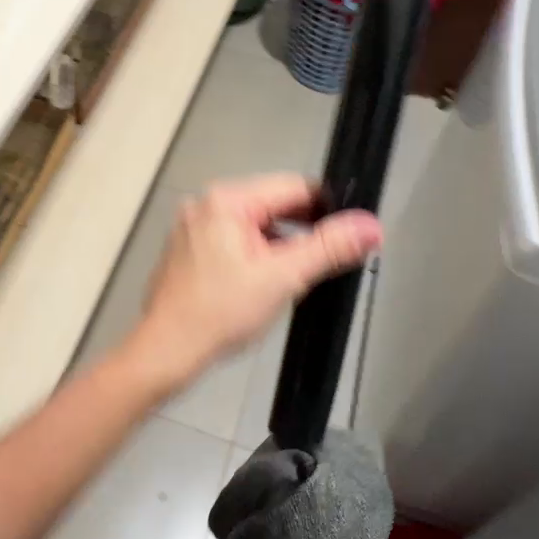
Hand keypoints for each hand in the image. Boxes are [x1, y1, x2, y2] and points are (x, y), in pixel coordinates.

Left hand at [130, 173, 381, 385]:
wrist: (166, 350)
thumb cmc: (222, 312)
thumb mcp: (283, 278)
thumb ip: (329, 248)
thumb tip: (372, 225)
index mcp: (226, 200)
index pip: (293, 187)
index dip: (327, 208)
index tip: (350, 232)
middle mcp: (205, 203)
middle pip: (271, 205)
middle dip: (303, 229)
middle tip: (332, 259)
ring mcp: (192, 226)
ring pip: (253, 226)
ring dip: (279, 245)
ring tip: (301, 275)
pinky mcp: (187, 249)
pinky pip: (232, 240)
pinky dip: (255, 255)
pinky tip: (267, 282)